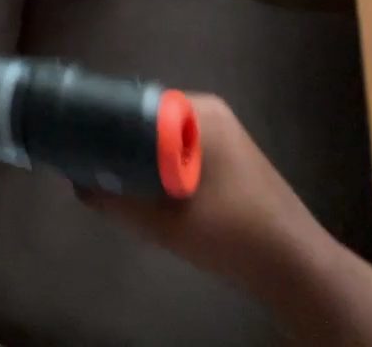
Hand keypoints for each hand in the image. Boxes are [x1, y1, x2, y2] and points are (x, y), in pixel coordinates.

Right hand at [80, 94, 329, 285]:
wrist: (298, 272)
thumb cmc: (232, 235)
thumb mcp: (162, 223)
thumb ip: (113, 200)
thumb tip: (75, 182)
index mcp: (195, 113)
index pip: (128, 100)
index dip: (96, 118)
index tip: (73, 138)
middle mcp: (206, 112)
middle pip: (140, 117)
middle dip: (113, 139)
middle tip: (87, 161)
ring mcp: (219, 132)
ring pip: (156, 135)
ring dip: (133, 154)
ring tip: (107, 174)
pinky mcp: (225, 154)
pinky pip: (175, 147)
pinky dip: (154, 163)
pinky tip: (142, 186)